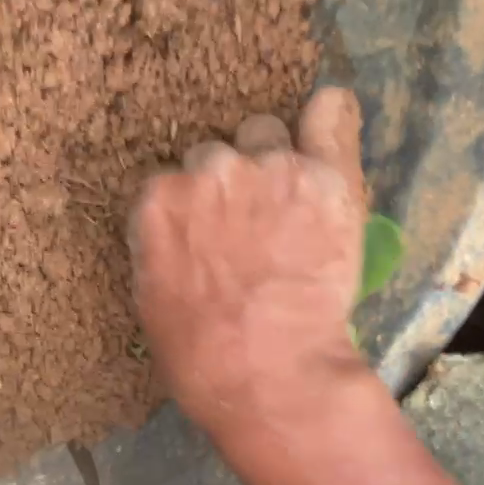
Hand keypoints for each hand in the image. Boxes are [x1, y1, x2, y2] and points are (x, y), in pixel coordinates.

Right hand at [129, 88, 371, 449]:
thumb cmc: (199, 355)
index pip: (169, 184)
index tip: (201, 240)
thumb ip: (161, 248)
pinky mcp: (327, 174)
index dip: (187, 214)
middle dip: (226, 188)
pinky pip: (331, 112)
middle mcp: (209, 171)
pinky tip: (327, 137)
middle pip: (215, 157)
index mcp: (157, 204)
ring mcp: (270, 167)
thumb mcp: (151, 302)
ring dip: (272, 163)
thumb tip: (177, 233)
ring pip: (267, 135)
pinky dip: (329, 122)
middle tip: (245, 232)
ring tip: (286, 207)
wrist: (268, 373)